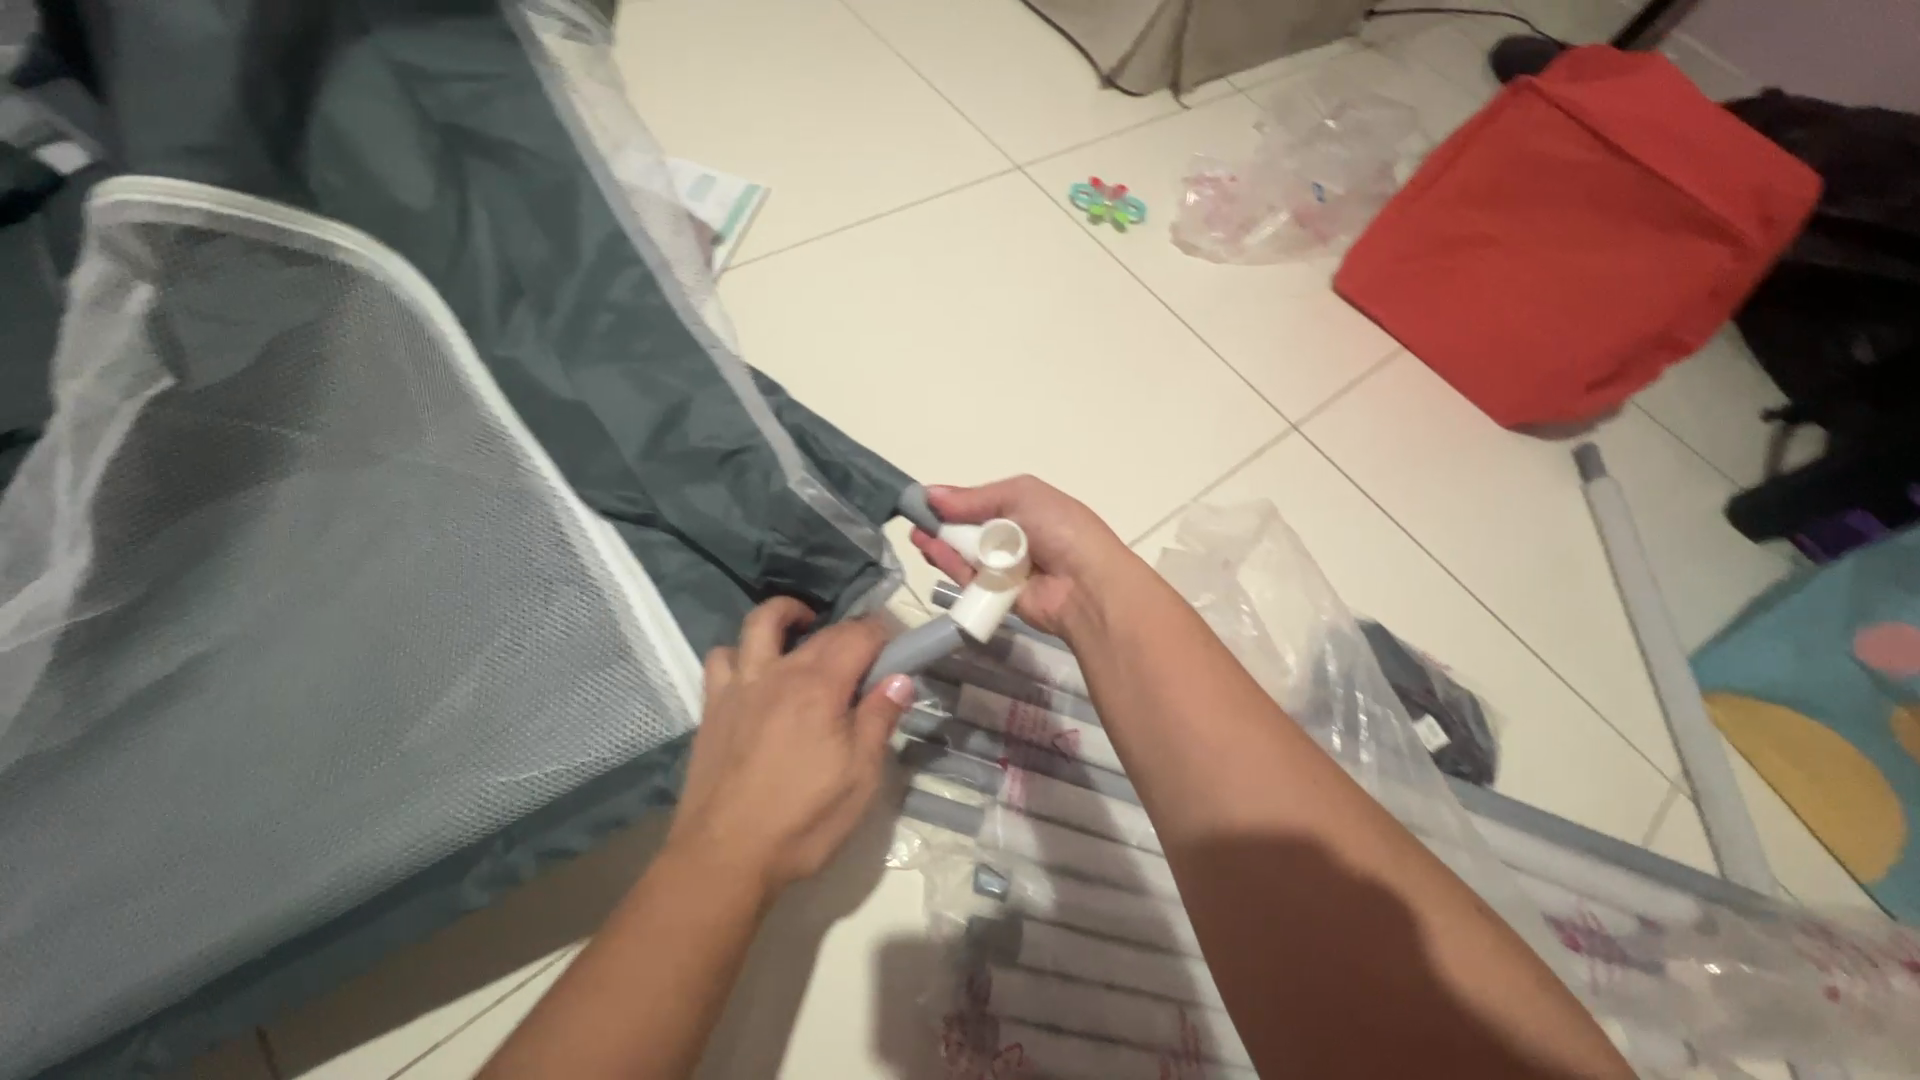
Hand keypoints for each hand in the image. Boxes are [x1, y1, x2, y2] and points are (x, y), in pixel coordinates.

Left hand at [667, 598, 915, 897]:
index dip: (885, 633)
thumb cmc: (803, 821)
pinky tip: (756, 673)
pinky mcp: (713, 707)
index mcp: (820, 687)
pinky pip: (722, 658)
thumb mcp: (860, 778)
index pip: (859, 636)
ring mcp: (740, 686)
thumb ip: (878, 720)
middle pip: (821, 632)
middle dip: (851, 632)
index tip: (901, 648)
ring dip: (788, 617)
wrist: (725, 856)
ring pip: (760, 624)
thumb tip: (901, 678)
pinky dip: (742, 653)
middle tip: (871, 658)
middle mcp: (779, 673)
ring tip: (806, 631)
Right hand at [909, 476, 1145, 639]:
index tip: (924, 499)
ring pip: (964, 554)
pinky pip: (967, 578)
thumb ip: (975, 498)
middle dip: (941, 522)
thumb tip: (932, 494)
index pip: (981, 503)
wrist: (1086, 584)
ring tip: (916, 534)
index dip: (954, 501)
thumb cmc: (1060, 529)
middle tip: (914, 518)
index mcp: (1025, 509)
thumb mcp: (1020, 495)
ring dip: (939, 543)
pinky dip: (949, 564)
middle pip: (968, 529)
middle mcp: (1013, 538)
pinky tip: (930, 550)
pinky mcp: (995, 595)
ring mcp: (1004, 568)